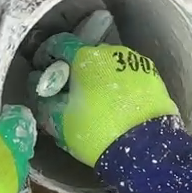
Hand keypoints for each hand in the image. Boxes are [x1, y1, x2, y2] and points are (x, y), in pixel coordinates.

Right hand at [29, 32, 177, 167]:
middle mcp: (111, 52)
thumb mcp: (60, 121)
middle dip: (74, 69)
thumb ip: (44, 101)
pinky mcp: (153, 76)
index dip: (47, 55)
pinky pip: (128, 74)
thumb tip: (39, 90)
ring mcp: (135, 62)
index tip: (43, 70)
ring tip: (95, 99)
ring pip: (108, 64)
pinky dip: (119, 84)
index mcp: (85, 57)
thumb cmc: (97, 131)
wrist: (145, 148)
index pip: (59, 44)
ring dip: (98, 76)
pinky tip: (117, 104)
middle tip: (68, 90)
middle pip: (85, 54)